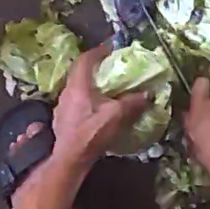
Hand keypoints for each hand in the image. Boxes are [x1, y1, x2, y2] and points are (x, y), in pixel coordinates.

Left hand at [51, 46, 147, 169]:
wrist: (70, 159)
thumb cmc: (92, 134)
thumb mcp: (116, 116)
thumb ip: (132, 103)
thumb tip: (148, 95)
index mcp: (78, 86)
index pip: (84, 60)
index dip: (97, 52)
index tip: (109, 49)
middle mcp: (67, 92)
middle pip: (79, 73)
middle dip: (94, 68)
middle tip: (109, 67)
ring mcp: (62, 106)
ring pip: (76, 88)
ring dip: (89, 85)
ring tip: (104, 88)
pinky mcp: (62, 119)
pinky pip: (74, 101)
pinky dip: (86, 99)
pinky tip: (95, 108)